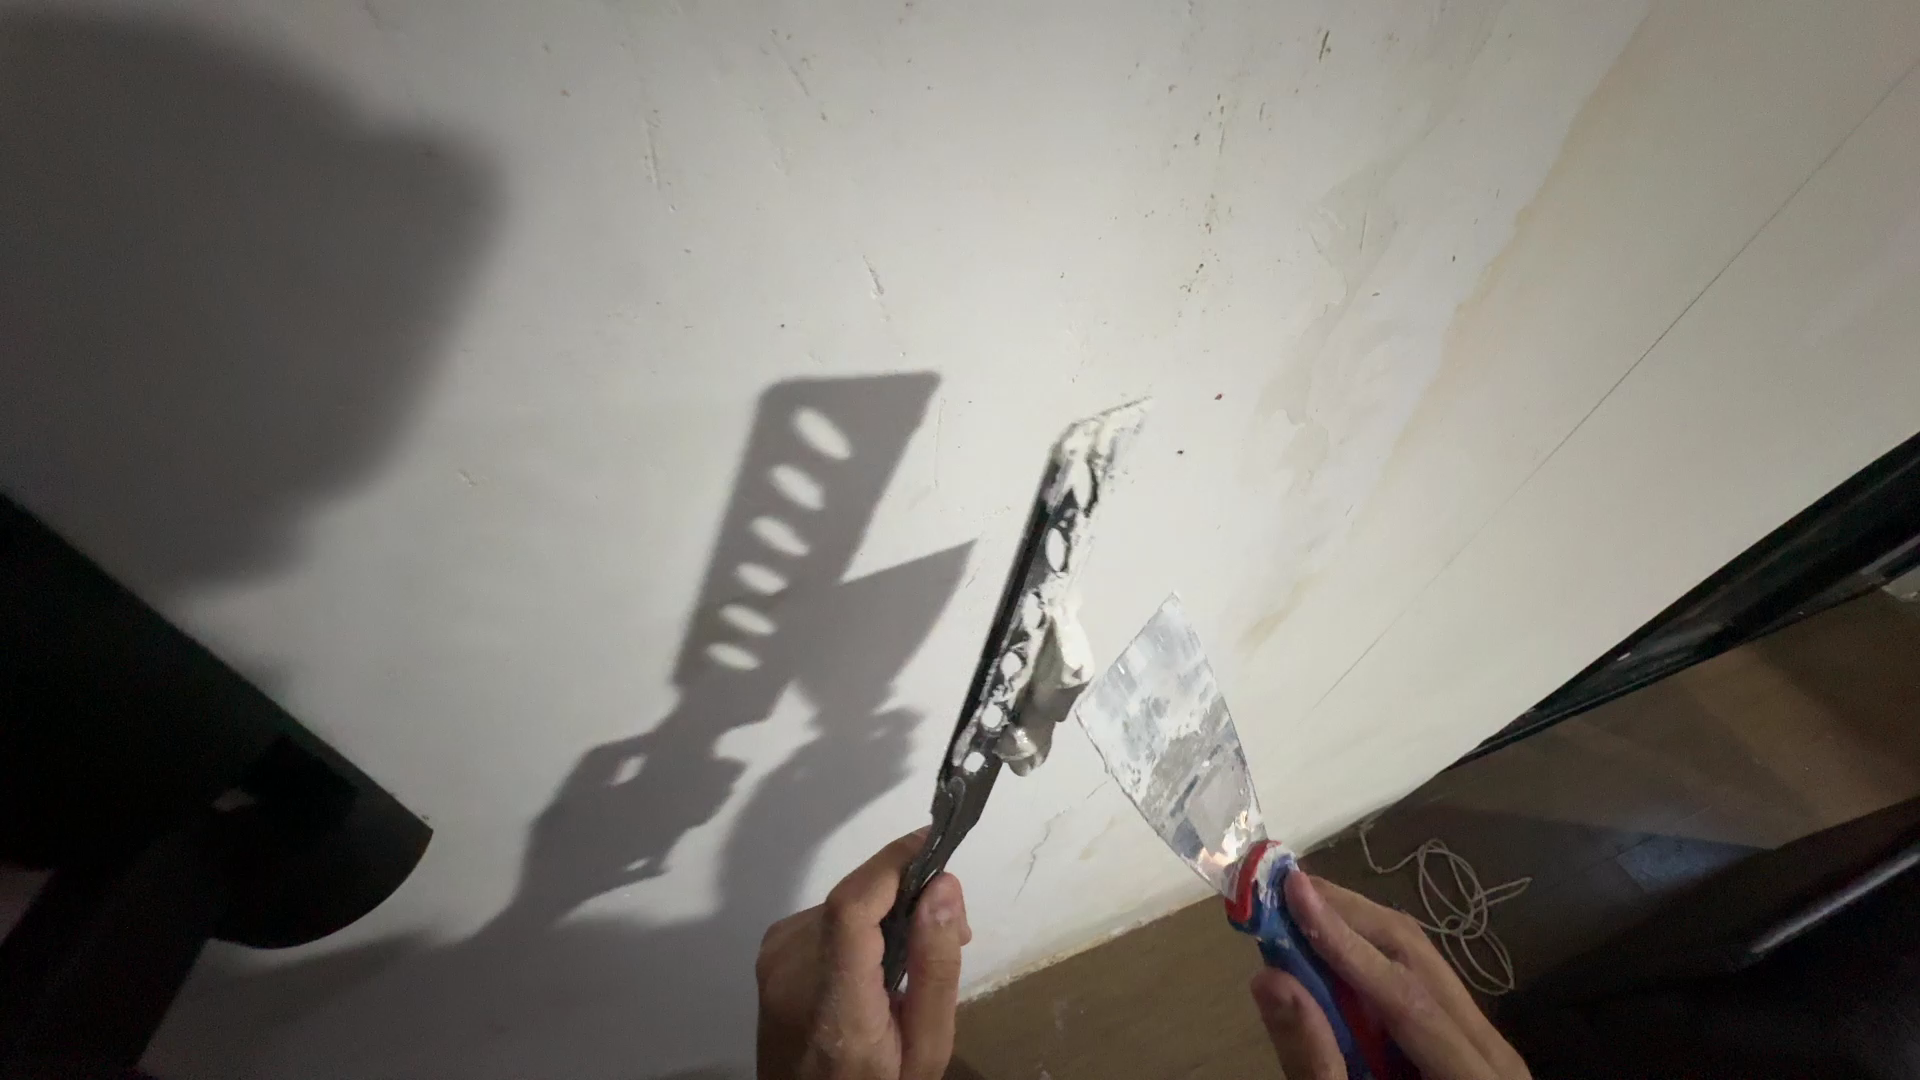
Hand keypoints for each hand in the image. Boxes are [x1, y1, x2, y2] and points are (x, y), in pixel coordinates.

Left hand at [756, 829, 972, 1079]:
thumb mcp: (927, 1048)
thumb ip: (936, 968)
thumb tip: (944, 885)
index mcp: (833, 1005)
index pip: (851, 907)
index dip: (892, 862)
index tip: (934, 842)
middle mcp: (790, 971)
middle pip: (854, 898)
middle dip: (907, 891)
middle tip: (951, 927)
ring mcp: (773, 958)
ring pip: (845, 900)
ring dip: (886, 908)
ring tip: (915, 953)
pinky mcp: (771, 950)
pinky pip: (828, 912)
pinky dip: (860, 920)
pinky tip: (878, 956)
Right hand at [1250, 872, 1529, 1079]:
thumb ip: (1314, 1061)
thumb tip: (1268, 978)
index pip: (1405, 995)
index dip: (1343, 940)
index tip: (1291, 888)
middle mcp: (1491, 1049)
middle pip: (1412, 953)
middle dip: (1342, 913)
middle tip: (1277, 885)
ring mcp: (1477, 1035)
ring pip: (1410, 951)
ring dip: (1345, 920)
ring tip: (1288, 902)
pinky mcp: (1452, 1029)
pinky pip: (1403, 969)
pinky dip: (1353, 945)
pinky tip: (1316, 938)